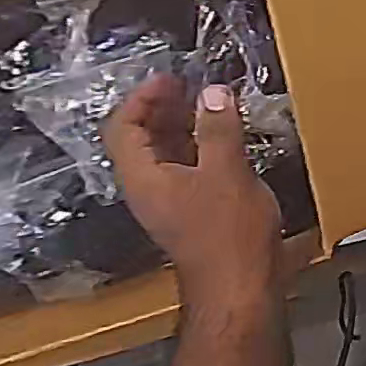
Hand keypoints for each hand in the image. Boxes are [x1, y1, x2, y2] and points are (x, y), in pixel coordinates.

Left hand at [103, 73, 281, 311]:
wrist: (241, 287)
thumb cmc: (229, 230)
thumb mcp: (226, 172)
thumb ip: (218, 129)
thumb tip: (213, 91)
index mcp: (144, 178)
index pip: (124, 128)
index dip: (142, 98)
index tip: (171, 78)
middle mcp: (151, 189)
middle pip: (143, 140)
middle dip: (164, 109)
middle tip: (192, 86)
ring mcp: (173, 203)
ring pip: (168, 155)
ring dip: (185, 127)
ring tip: (213, 106)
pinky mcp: (196, 212)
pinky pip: (190, 169)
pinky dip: (203, 148)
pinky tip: (228, 140)